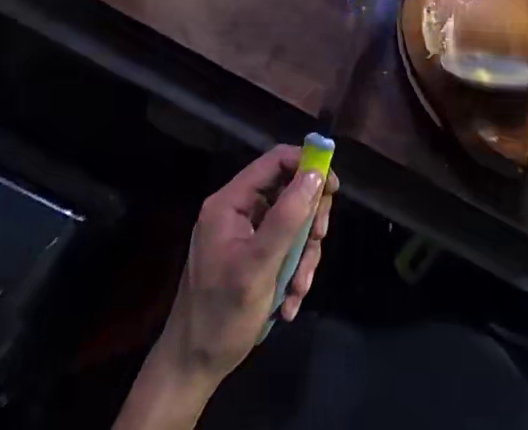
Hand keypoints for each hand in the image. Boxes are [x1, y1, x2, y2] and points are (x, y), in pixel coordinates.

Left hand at [155, 146, 338, 386]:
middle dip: (311, 219)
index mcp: (230, 204)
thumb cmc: (221, 314)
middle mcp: (239, 212)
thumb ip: (287, 216)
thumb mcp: (258, 265)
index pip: (276, 161)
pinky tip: (290, 297)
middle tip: (319, 240)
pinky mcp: (257, 254)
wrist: (194, 366)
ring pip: (297, 221)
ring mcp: (248, 234)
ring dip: (306, 252)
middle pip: (292, 190)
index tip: (333, 188)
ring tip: (299, 285)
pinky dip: (297, 268)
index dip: (308, 165)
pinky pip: (291, 245)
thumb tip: (316, 174)